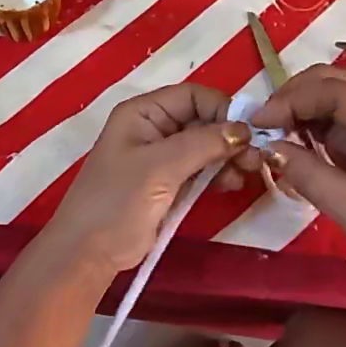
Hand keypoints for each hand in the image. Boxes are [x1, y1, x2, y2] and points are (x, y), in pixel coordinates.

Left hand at [41, 83, 250, 273]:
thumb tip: (245, 129)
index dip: (223, 109)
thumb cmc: (118, 200)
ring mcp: (160, 157)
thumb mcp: (160, 167)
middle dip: (230, 136)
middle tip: (256, 159)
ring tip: (248, 173)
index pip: (192, 96)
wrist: (89, 250)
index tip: (251, 133)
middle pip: (202, 120)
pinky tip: (233, 184)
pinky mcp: (167, 183)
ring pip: (205, 146)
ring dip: (228, 157)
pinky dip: (218, 174)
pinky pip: (200, 169)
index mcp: (142, 113)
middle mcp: (151, 128)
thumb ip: (203, 143)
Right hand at [247, 65, 345, 312]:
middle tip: (260, 127)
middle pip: (339, 86)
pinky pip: (336, 128)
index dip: (294, 100)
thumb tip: (266, 147)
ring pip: (334, 104)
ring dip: (299, 113)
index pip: (341, 92)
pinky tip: (289, 146)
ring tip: (268, 136)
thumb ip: (309, 174)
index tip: (256, 123)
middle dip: (295, 99)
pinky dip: (308, 132)